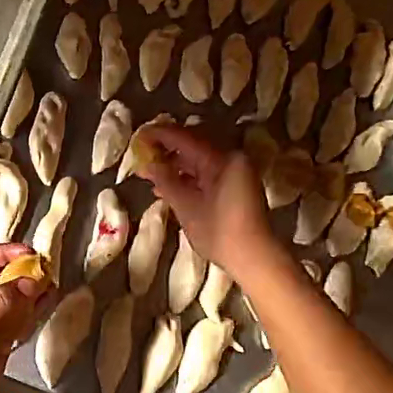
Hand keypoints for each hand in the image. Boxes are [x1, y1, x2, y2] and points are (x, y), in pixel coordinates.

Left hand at [0, 243, 46, 392]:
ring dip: (34, 291)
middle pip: (3, 276)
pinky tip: (49, 304)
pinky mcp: (2, 343)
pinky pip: (22, 321)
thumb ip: (0, 301)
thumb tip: (30, 281)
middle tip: (48, 269)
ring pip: (16, 298)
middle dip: (24, 271)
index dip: (6, 253)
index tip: (31, 254)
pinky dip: (35, 313)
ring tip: (54, 284)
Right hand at [135, 123, 279, 274]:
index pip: (184, 138)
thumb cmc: (219, 231)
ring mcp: (235, 172)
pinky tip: (168, 186)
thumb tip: (147, 164)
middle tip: (141, 155)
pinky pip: (207, 173)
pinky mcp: (235, 186)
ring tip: (150, 174)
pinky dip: (188, 177)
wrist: (254, 257)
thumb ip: (165, 180)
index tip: (138, 137)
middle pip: (193, 146)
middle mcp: (230, 158)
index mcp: (221, 159)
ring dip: (175, 165)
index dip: (159, 135)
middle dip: (166, 150)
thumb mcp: (186, 206)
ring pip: (199, 160)